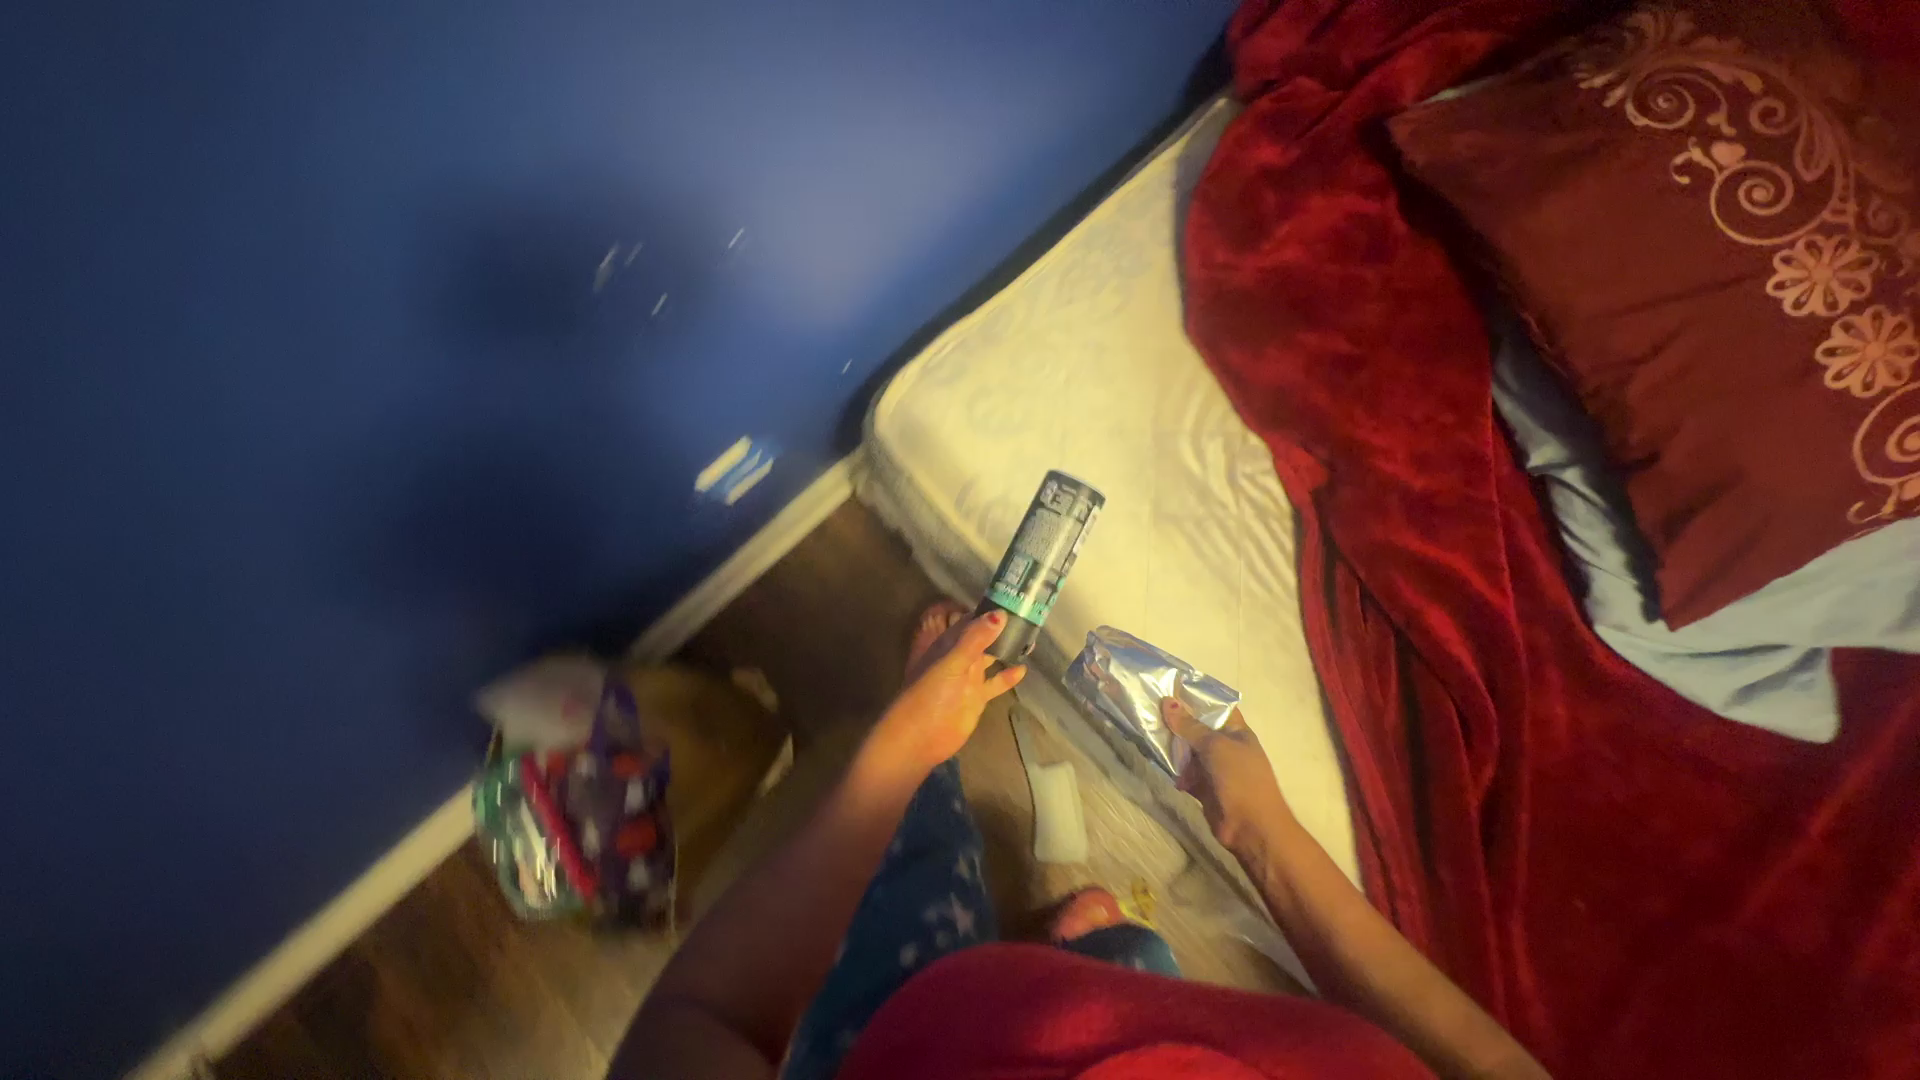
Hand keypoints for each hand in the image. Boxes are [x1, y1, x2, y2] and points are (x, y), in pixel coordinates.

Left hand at [868, 611, 1025, 776]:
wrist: (919, 736)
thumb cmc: (929, 694)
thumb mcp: (952, 662)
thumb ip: (975, 639)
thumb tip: (1001, 614)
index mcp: (950, 644)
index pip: (973, 620)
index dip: (991, 610)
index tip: (1016, 599)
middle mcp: (961, 657)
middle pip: (985, 637)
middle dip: (1003, 628)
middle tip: (1030, 617)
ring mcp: (969, 678)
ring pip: (991, 658)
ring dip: (1007, 650)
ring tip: (1031, 640)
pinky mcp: (977, 698)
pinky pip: (995, 683)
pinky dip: (1007, 677)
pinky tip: (1023, 670)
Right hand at [1163, 697, 1294, 861]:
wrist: (1251, 828)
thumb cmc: (1240, 779)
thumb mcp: (1215, 746)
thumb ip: (1190, 726)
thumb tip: (1167, 701)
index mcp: (1237, 732)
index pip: (1215, 707)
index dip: (1194, 697)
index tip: (1168, 687)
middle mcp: (1226, 747)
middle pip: (1197, 728)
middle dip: (1176, 721)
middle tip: (1148, 709)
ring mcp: (1214, 768)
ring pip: (1188, 751)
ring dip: (1172, 746)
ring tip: (1147, 733)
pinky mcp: (1203, 787)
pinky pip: (1184, 772)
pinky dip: (1173, 769)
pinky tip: (1156, 761)